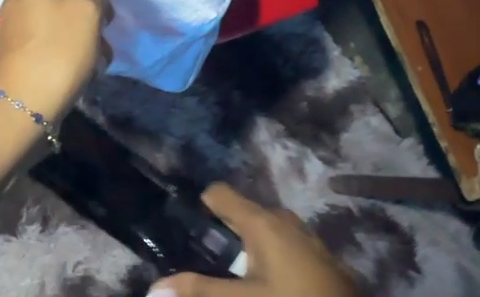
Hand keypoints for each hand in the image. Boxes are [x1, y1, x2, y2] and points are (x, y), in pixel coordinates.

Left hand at [0, 0, 118, 116]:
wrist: (19, 110)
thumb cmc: (56, 52)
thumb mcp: (85, 13)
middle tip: (109, 20)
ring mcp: (21, 23)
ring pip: (64, 12)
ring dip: (89, 27)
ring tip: (102, 54)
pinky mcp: (24, 50)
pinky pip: (55, 36)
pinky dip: (74, 46)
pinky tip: (90, 69)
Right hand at [152, 184, 359, 296]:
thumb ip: (200, 292)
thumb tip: (153, 288)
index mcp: (262, 222)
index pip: (219, 193)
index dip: (200, 208)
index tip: (187, 231)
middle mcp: (284, 220)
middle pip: (243, 216)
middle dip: (225, 237)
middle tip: (210, 265)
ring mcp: (308, 239)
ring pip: (267, 235)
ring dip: (251, 253)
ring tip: (239, 281)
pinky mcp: (325, 262)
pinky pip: (288, 252)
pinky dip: (274, 265)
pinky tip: (273, 289)